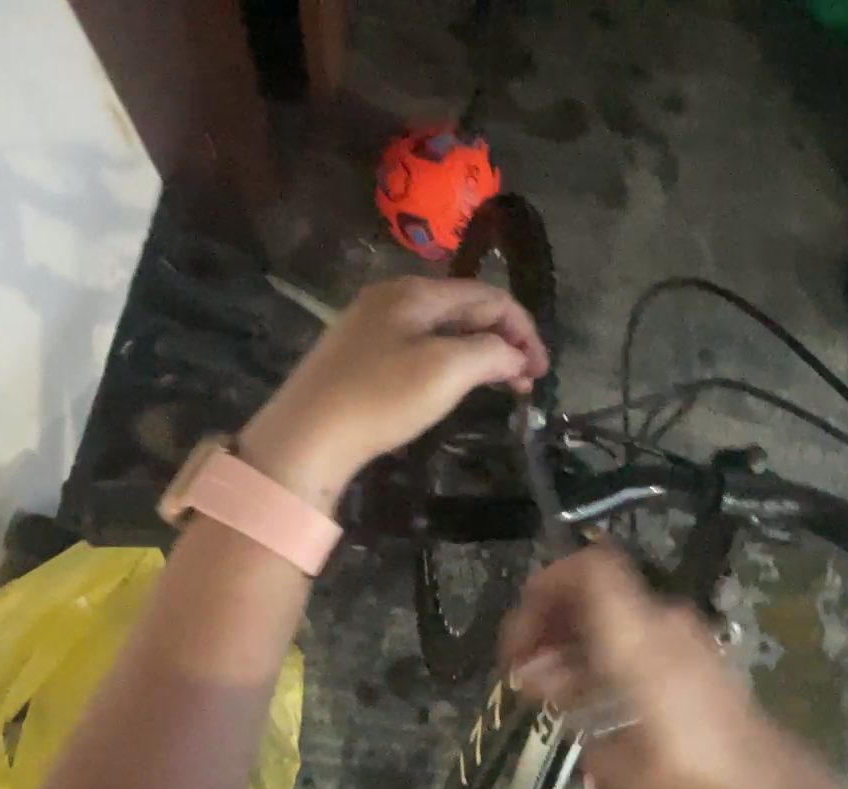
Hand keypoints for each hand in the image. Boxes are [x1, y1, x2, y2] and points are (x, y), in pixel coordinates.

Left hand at [239, 277, 547, 510]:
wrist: (306, 437)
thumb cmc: (380, 398)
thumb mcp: (446, 370)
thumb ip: (491, 353)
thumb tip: (515, 356)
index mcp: (414, 292)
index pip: (487, 296)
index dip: (523, 330)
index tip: (542, 371)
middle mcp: (391, 298)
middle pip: (464, 310)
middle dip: (502, 341)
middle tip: (525, 382)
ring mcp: (370, 327)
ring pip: (441, 331)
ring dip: (477, 354)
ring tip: (498, 386)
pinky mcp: (357, 357)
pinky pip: (417, 349)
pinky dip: (448, 364)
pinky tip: (452, 388)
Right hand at [500, 547, 803, 788]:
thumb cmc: (689, 779)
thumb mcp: (613, 754)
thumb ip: (566, 699)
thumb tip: (533, 673)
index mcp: (636, 635)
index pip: (588, 568)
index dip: (546, 584)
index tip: (522, 632)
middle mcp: (660, 622)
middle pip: (593, 591)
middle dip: (549, 620)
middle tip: (521, 666)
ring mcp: (681, 637)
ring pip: (611, 615)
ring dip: (572, 640)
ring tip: (547, 688)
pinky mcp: (694, 656)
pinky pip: (634, 636)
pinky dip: (601, 651)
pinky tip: (586, 695)